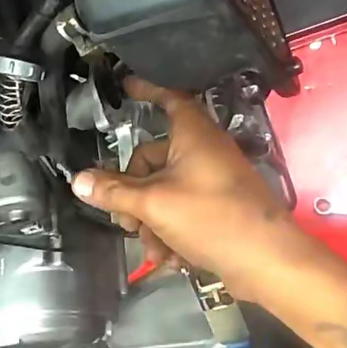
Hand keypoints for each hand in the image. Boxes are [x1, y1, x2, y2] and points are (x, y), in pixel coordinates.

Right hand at [71, 78, 327, 292]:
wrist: (267, 261)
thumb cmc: (214, 219)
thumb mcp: (154, 204)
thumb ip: (114, 192)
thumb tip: (80, 181)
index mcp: (193, 135)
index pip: (168, 98)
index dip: (146, 90)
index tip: (126, 86)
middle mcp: (204, 151)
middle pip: (153, 159)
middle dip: (133, 193)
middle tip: (126, 220)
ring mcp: (212, 180)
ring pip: (164, 191)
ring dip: (151, 221)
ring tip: (152, 248)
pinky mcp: (218, 207)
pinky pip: (182, 210)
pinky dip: (170, 231)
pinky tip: (170, 258)